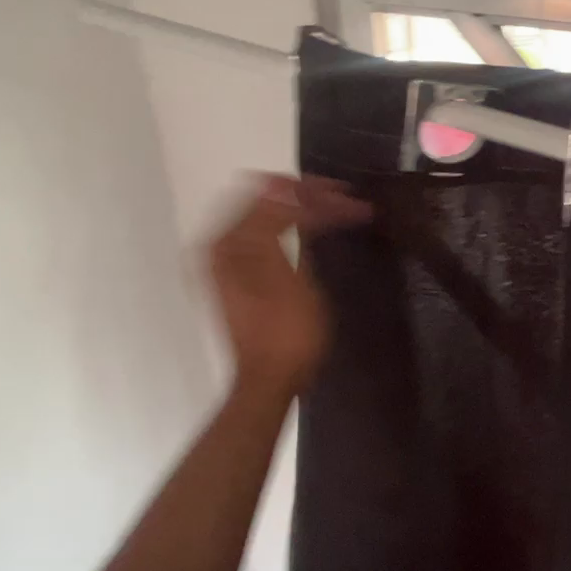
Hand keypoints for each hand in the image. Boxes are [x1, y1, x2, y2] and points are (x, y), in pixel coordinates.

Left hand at [207, 175, 372, 399]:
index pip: (273, 198)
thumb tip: (292, 190)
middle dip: (304, 195)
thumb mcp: (294, 279)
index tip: (352, 198)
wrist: (269, 381)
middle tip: (346, 199)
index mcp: (229, 244)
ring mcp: (222, 263)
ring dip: (298, 209)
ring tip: (334, 210)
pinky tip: (310, 231)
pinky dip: (286, 228)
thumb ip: (289, 230)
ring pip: (261, 216)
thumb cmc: (288, 335)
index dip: (314, 194)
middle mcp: (218, 246)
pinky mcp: (233, 277)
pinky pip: (259, 235)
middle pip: (261, 201)